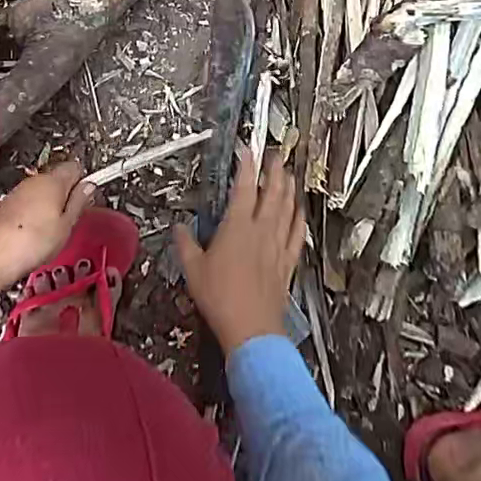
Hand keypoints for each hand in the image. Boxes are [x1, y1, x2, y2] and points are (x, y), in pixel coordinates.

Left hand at [0, 159, 94, 283]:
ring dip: (48, 206)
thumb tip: (89, 185)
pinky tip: (31, 235)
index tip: (84, 202)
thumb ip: (79, 202)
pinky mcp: (5, 205)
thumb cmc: (34, 241)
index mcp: (54, 180)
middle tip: (68, 221)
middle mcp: (35, 180)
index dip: (82, 182)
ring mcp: (18, 191)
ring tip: (49, 233)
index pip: (75, 167)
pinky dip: (32, 214)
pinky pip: (27, 203)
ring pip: (41, 192)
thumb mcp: (66, 225)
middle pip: (57, 179)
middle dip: (65, 196)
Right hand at [175, 152, 305, 351]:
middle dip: (275, 170)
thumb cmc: (221, 298)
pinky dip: (300, 219)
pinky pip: (297, 234)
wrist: (251, 329)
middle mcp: (261, 230)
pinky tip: (300, 212)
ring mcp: (277, 245)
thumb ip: (186, 244)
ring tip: (290, 175)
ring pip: (287, 209)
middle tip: (276, 156)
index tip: (248, 150)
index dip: (247, 166)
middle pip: (273, 192)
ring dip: (289, 189)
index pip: (244, 187)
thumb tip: (179, 228)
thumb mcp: (193, 270)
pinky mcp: (287, 262)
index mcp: (237, 227)